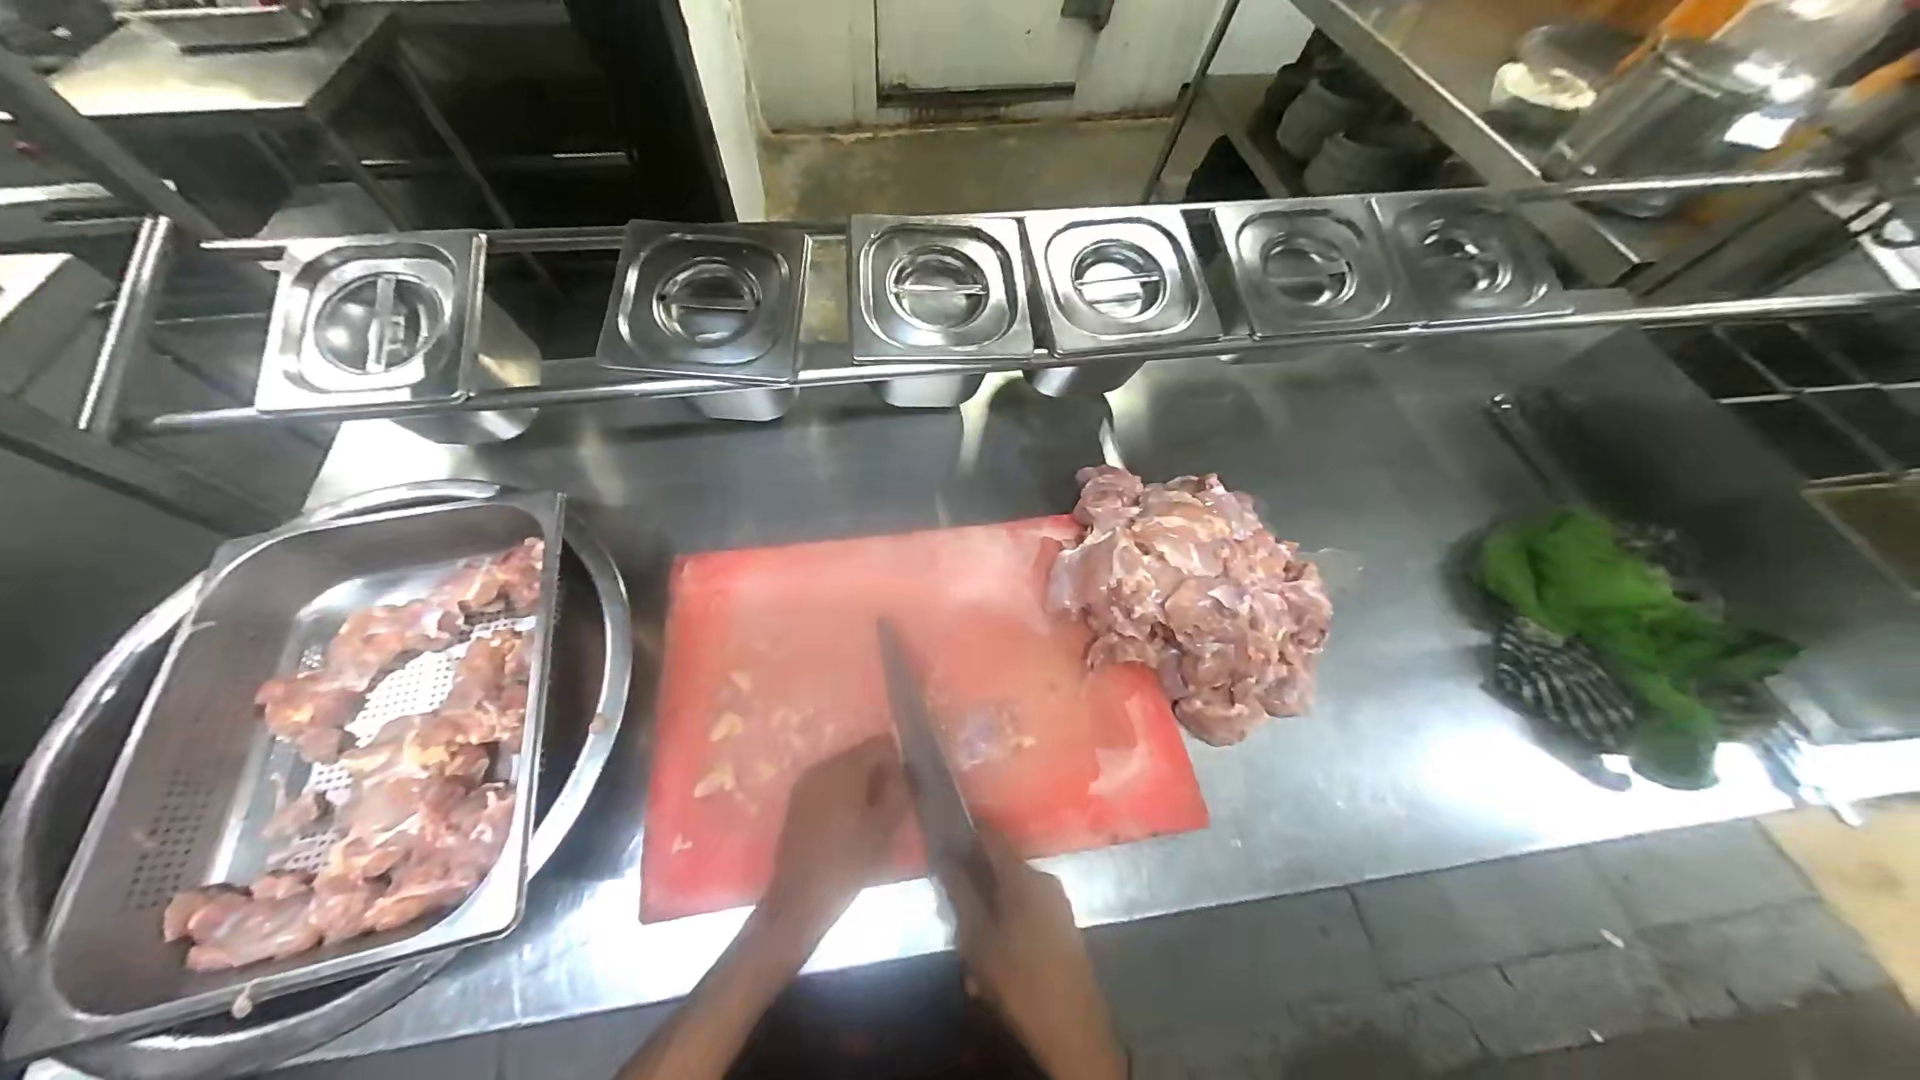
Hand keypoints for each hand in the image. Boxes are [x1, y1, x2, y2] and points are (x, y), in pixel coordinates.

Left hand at [763, 736, 909, 938]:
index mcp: (844, 767)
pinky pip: (829, 786)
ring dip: (863, 786)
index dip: (899, 761)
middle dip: (881, 773)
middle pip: (861, 756)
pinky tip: (853, 824)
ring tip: (876, 817)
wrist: (800, 899)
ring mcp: (805, 783)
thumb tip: (905, 768)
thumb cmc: (849, 861)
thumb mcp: (886, 826)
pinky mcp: (797, 802)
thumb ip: (901, 789)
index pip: (880, 744)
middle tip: (895, 805)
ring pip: (845, 772)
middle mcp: (822, 766)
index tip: (910, 786)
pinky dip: (845, 796)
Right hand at [946, 828, 1126, 1079]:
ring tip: (972, 963)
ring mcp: (1057, 905)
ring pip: (1010, 901)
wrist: (1074, 1030)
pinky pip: (1025, 919)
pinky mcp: (1063, 929)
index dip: (965, 836)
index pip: (990, 837)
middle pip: (998, 873)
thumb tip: (946, 857)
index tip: (944, 847)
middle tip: (954, 926)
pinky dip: (1006, 936)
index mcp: (1023, 876)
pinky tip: (992, 971)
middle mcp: (1044, 881)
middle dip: (973, 895)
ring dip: (987, 923)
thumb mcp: (977, 937)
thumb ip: (960, 892)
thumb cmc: (1019, 978)